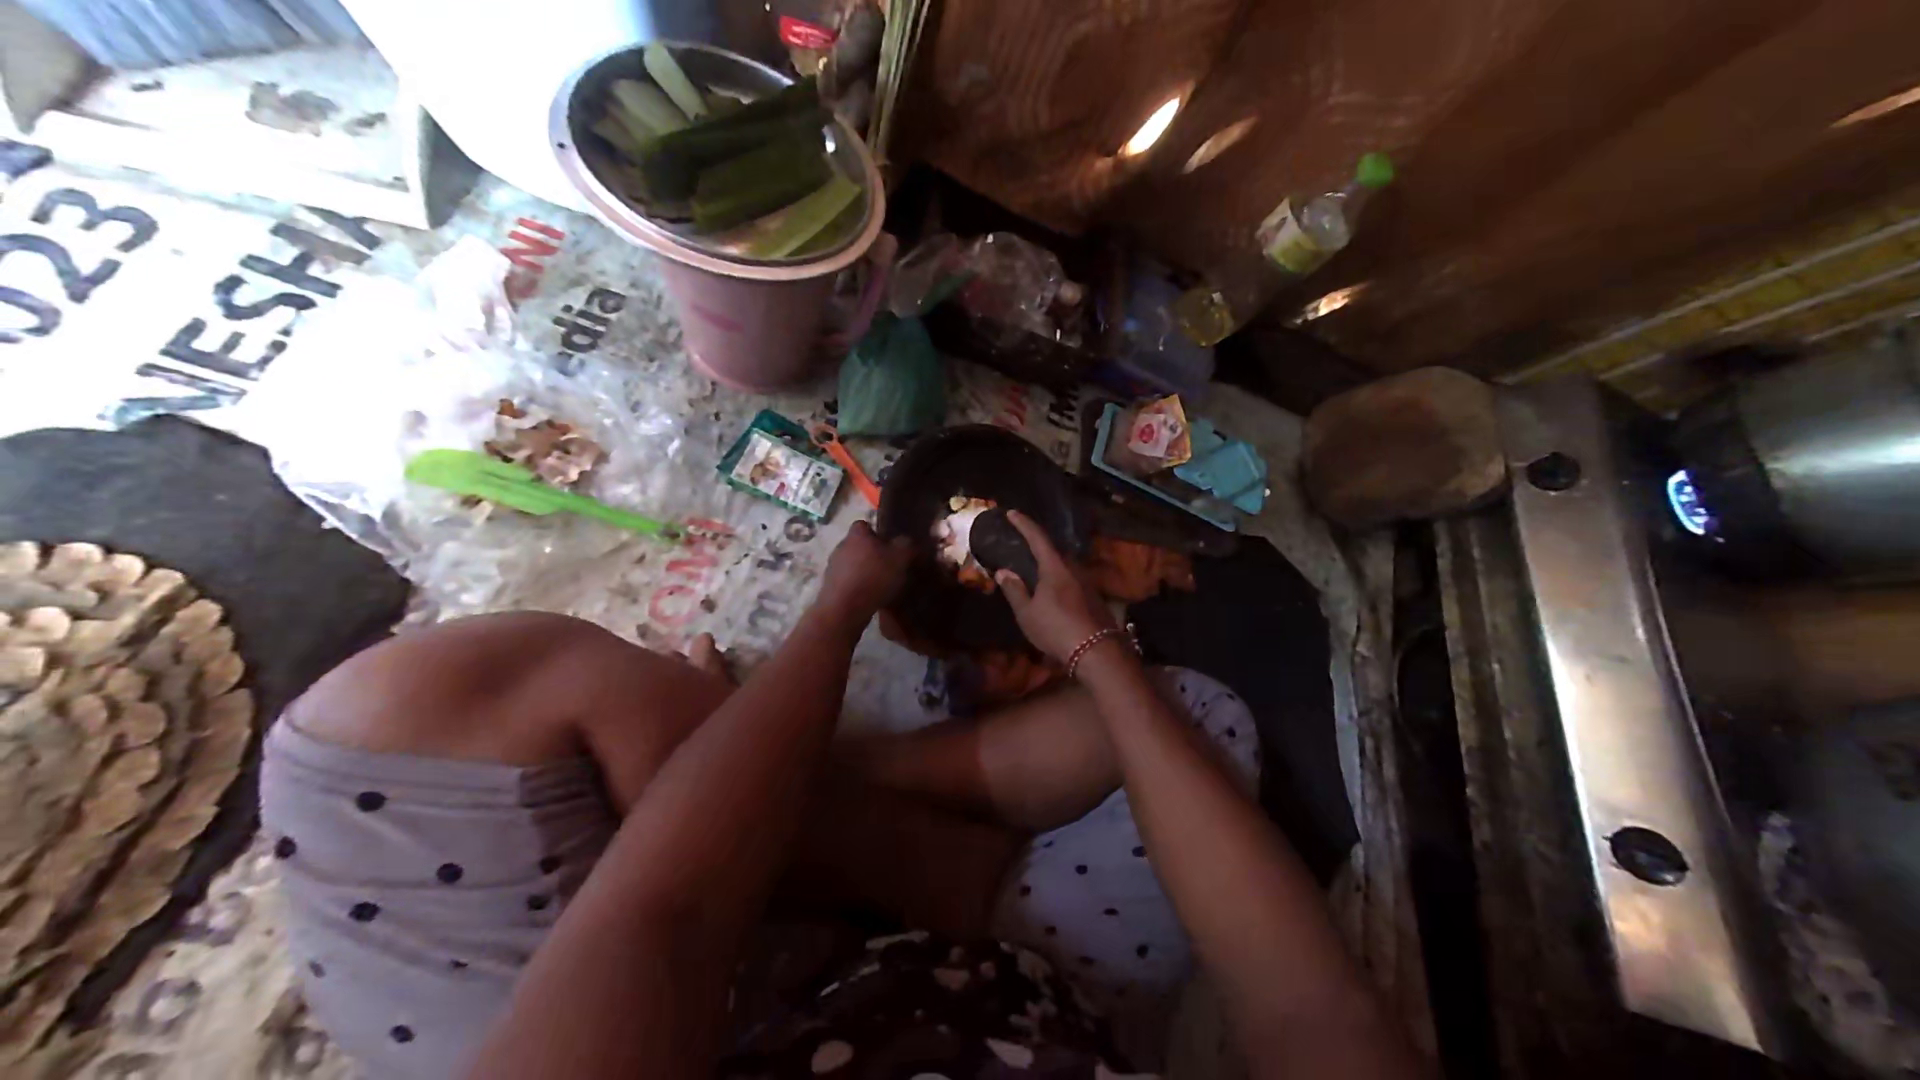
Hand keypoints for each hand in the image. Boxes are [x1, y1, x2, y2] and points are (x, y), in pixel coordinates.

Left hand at [816, 520, 912, 624]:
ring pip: (852, 564)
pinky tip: (870, 597)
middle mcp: (841, 546)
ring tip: (882, 585)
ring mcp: (832, 567)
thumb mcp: (900, 558)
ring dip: (864, 571)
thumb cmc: (874, 577)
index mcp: (856, 534)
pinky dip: (858, 587)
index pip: (864, 524)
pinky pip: (848, 582)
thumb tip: (907, 541)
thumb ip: (906, 545)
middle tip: (889, 566)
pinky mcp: (830, 587)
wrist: (844, 609)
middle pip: (858, 545)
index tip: (890, 545)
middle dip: (872, 554)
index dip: (877, 533)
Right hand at [995, 510, 1118, 664]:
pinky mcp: (1094, 597)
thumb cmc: (1055, 629)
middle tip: (1022, 546)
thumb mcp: (1027, 613)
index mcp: (1055, 568)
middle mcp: (1074, 569)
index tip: (1012, 513)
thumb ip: (1015, 590)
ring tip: (1035, 571)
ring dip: (1050, 565)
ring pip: (1065, 566)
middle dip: (1038, 546)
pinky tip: (1052, 592)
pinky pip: (1072, 580)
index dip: (1024, 524)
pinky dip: (1059, 579)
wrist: (1096, 652)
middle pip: (1054, 551)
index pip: (1038, 538)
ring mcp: (1087, 583)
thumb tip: (1003, 571)